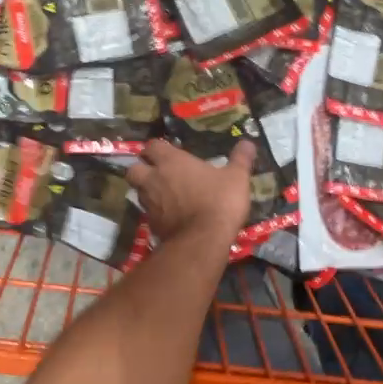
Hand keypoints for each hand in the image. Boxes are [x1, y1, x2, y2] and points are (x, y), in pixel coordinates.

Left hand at [125, 139, 253, 248]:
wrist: (203, 241)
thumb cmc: (219, 202)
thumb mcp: (237, 177)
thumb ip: (241, 159)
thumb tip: (248, 142)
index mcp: (171, 161)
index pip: (151, 146)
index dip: (157, 148)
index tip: (167, 152)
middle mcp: (154, 179)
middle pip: (133, 169)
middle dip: (141, 169)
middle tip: (156, 173)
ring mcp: (150, 203)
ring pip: (138, 191)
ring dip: (146, 190)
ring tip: (163, 194)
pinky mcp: (151, 224)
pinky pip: (147, 213)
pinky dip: (155, 212)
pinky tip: (169, 216)